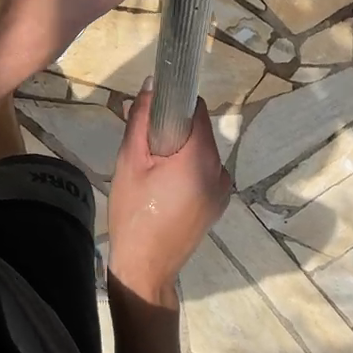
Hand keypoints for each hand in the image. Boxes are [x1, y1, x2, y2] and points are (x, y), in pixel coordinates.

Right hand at [107, 81, 232, 303]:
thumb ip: (142, 119)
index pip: (197, 111)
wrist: (145, 267)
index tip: (153, 109)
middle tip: (143, 147)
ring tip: (151, 170)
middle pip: (198, 131)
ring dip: (178, 150)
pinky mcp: (217, 204)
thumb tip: (152, 85)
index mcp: (201, 160)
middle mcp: (220, 172)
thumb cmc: (133, 211)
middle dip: (173, 129)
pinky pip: (203, 171)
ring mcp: (222, 190)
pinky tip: (162, 186)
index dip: (175, 102)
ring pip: (200, 151)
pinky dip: (185, 168)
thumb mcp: (130, 160)